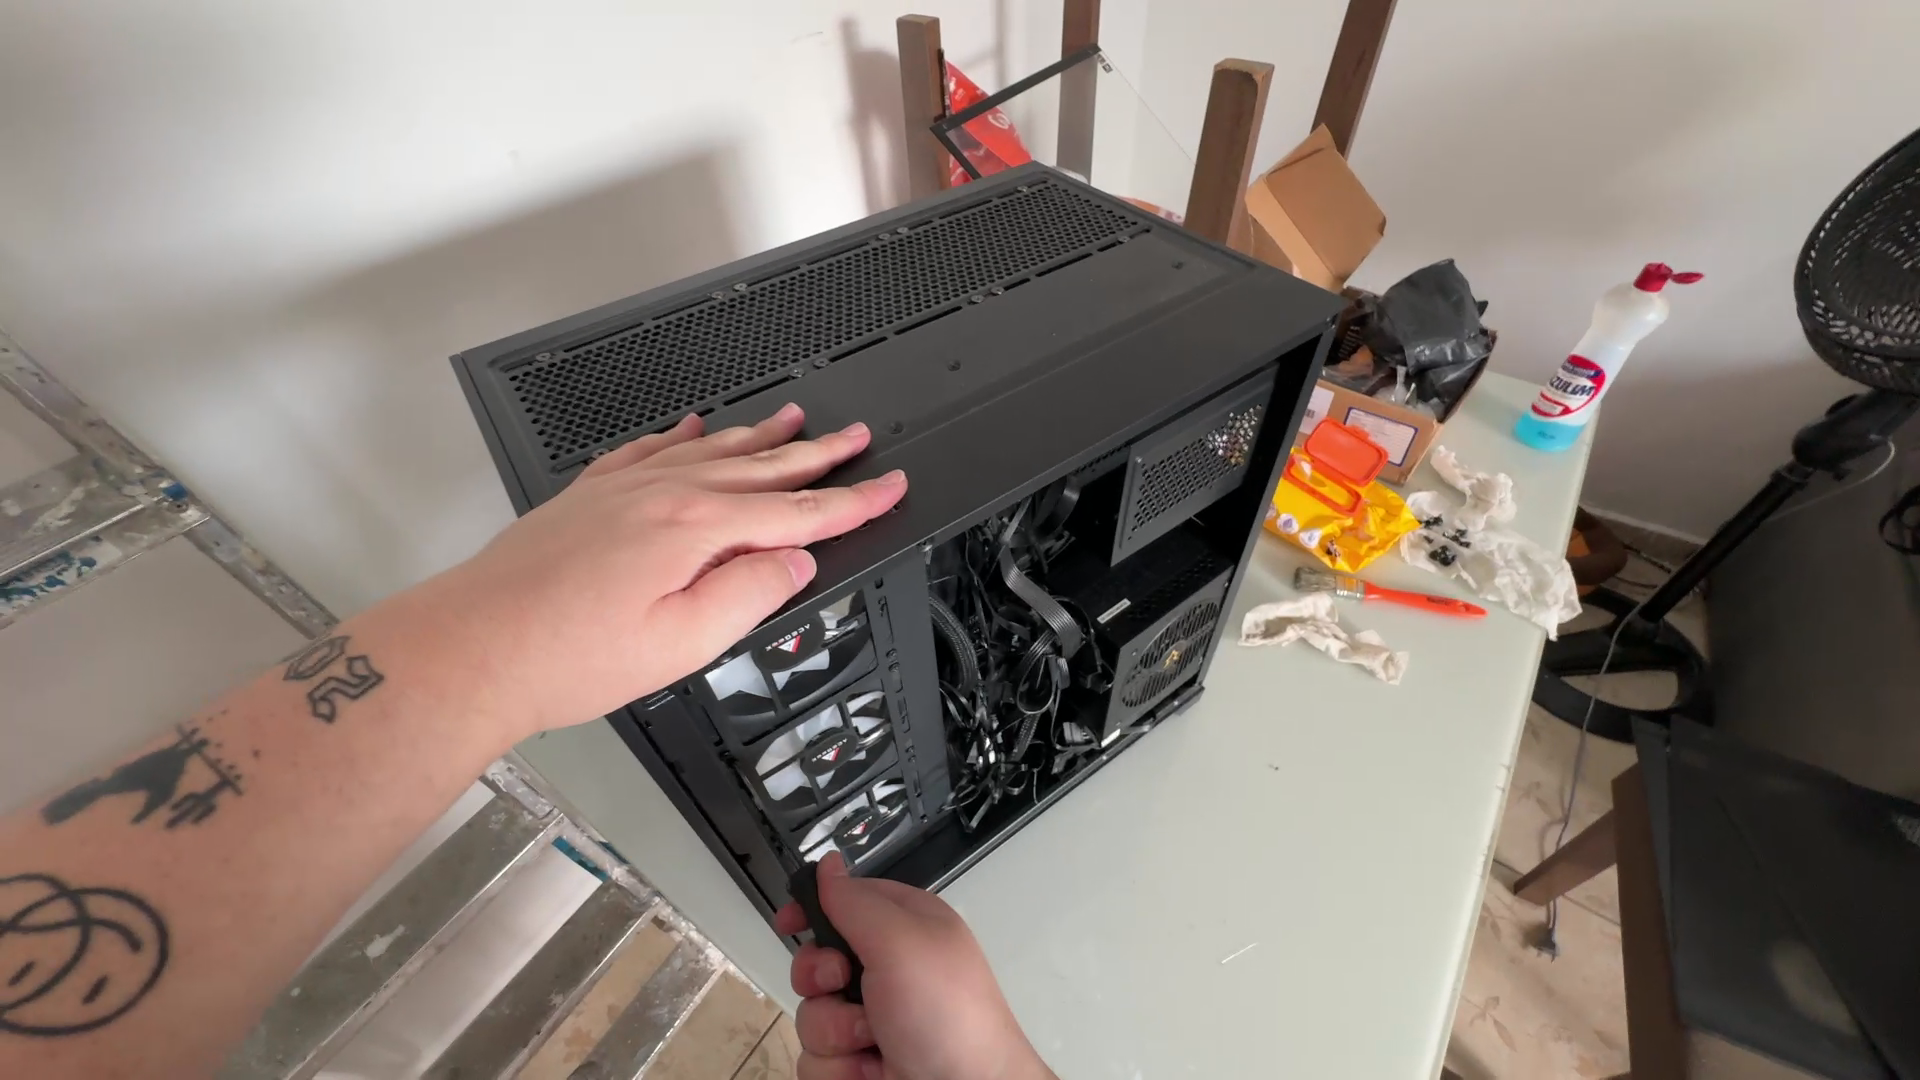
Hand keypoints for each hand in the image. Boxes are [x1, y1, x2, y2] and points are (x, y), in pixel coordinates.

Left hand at [417, 404, 904, 737]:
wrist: (471, 648)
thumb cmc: (568, 654)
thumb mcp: (684, 641)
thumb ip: (751, 592)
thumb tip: (795, 561)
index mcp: (697, 528)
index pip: (799, 511)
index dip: (854, 501)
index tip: (890, 487)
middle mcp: (665, 494)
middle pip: (764, 467)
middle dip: (820, 454)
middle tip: (856, 437)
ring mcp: (627, 490)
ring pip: (715, 450)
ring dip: (763, 435)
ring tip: (796, 417)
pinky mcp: (594, 497)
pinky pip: (652, 449)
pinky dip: (683, 435)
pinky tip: (694, 425)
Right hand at [776, 854, 1053, 1079]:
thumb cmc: (944, 1010)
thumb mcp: (901, 941)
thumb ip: (855, 902)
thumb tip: (828, 863)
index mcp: (903, 927)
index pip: (846, 901)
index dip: (813, 907)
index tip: (787, 921)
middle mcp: (886, 970)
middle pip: (818, 960)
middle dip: (820, 979)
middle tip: (842, 985)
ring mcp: (872, 1021)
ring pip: (812, 1015)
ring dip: (835, 1033)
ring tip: (871, 1044)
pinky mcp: (859, 1066)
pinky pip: (817, 1062)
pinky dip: (839, 1070)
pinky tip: (869, 1073)